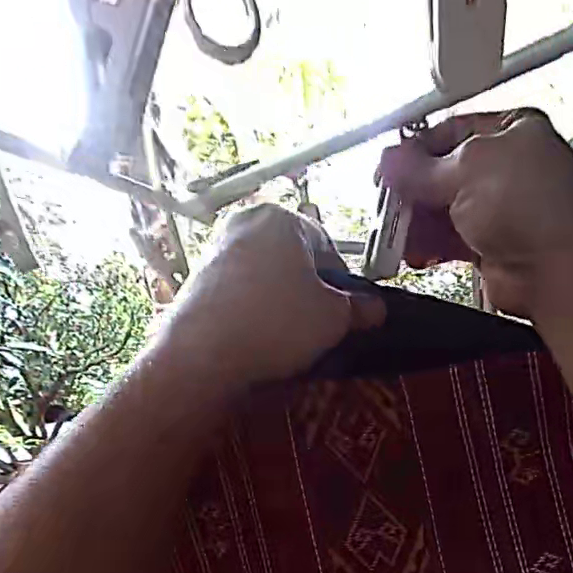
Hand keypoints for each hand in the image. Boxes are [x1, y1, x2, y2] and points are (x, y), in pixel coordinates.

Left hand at [158, 204, 384, 387]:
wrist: (203, 354)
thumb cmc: (278, 324)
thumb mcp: (333, 319)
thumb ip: (359, 310)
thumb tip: (376, 309)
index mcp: (282, 217)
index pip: (327, 245)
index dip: (342, 283)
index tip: (344, 313)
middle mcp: (244, 221)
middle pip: (292, 258)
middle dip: (307, 290)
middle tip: (316, 327)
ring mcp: (214, 248)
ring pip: (263, 275)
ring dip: (279, 301)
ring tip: (285, 338)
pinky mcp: (195, 278)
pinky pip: (238, 292)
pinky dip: (251, 310)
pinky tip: (256, 338)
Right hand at [377, 111, 572, 319]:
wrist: (554, 268)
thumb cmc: (532, 207)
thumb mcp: (466, 170)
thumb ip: (420, 169)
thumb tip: (389, 161)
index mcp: (511, 131)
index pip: (451, 132)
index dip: (416, 150)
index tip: (389, 168)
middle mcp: (507, 169)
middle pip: (443, 175)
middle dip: (413, 193)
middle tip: (388, 205)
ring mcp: (499, 211)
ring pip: (444, 212)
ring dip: (417, 224)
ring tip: (396, 235)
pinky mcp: (490, 247)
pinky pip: (449, 242)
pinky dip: (429, 247)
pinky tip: (415, 253)